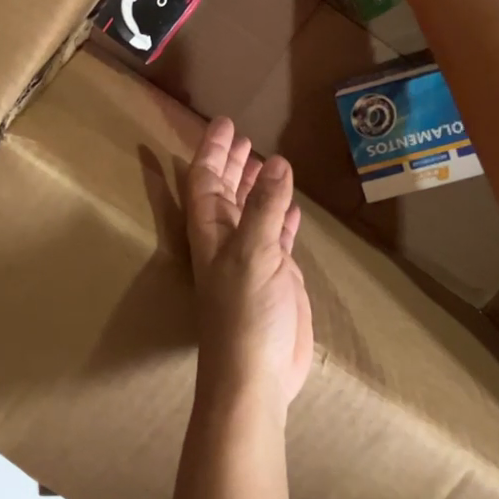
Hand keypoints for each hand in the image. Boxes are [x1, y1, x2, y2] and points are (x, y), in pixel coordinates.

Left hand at [184, 118, 312, 408]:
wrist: (256, 375)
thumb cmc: (244, 313)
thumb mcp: (253, 253)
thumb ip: (264, 208)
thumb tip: (276, 162)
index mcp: (211, 231)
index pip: (205, 181)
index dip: (212, 151)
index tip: (224, 123)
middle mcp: (228, 240)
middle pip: (226, 191)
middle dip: (232, 163)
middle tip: (244, 135)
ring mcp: (253, 258)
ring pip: (252, 210)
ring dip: (257, 186)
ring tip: (268, 160)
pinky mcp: (278, 276)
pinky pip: (278, 235)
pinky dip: (283, 217)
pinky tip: (293, 204)